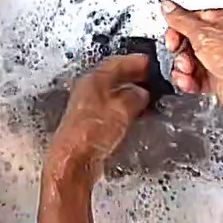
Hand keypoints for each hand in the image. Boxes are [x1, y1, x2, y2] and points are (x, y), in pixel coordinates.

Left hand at [45, 54, 151, 184]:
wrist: (73, 160)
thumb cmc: (90, 134)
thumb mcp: (122, 110)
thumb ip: (135, 98)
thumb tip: (141, 94)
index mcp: (92, 80)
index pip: (116, 63)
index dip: (134, 61)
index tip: (148, 61)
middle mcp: (86, 91)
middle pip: (112, 76)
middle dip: (131, 74)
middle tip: (149, 74)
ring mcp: (86, 107)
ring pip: (110, 92)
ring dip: (127, 90)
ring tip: (145, 92)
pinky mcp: (89, 123)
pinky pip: (109, 108)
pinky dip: (122, 106)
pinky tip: (132, 113)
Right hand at [161, 0, 222, 119]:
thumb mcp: (202, 33)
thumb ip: (180, 19)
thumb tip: (167, 6)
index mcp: (218, 22)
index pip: (188, 20)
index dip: (176, 30)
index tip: (172, 38)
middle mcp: (218, 40)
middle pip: (185, 43)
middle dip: (179, 52)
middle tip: (182, 56)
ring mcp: (217, 60)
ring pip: (187, 62)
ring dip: (182, 68)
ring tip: (188, 71)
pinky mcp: (216, 79)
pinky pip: (193, 78)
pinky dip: (188, 81)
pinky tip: (190, 82)